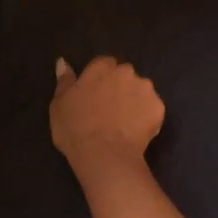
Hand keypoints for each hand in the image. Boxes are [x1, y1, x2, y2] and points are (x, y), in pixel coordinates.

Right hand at [50, 56, 165, 169]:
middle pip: (124, 75)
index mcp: (101, 68)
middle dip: (118, 87)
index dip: (100, 79)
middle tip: (108, 110)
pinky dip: (145, 117)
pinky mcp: (158, 108)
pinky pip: (151, 109)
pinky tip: (135, 132)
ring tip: (123, 123)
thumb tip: (63, 62)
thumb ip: (64, 81)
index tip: (95, 95)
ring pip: (140, 90)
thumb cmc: (75, 129)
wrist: (104, 155)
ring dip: (133, 100)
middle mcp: (126, 72)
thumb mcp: (59, 105)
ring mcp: (145, 89)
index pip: (103, 63)